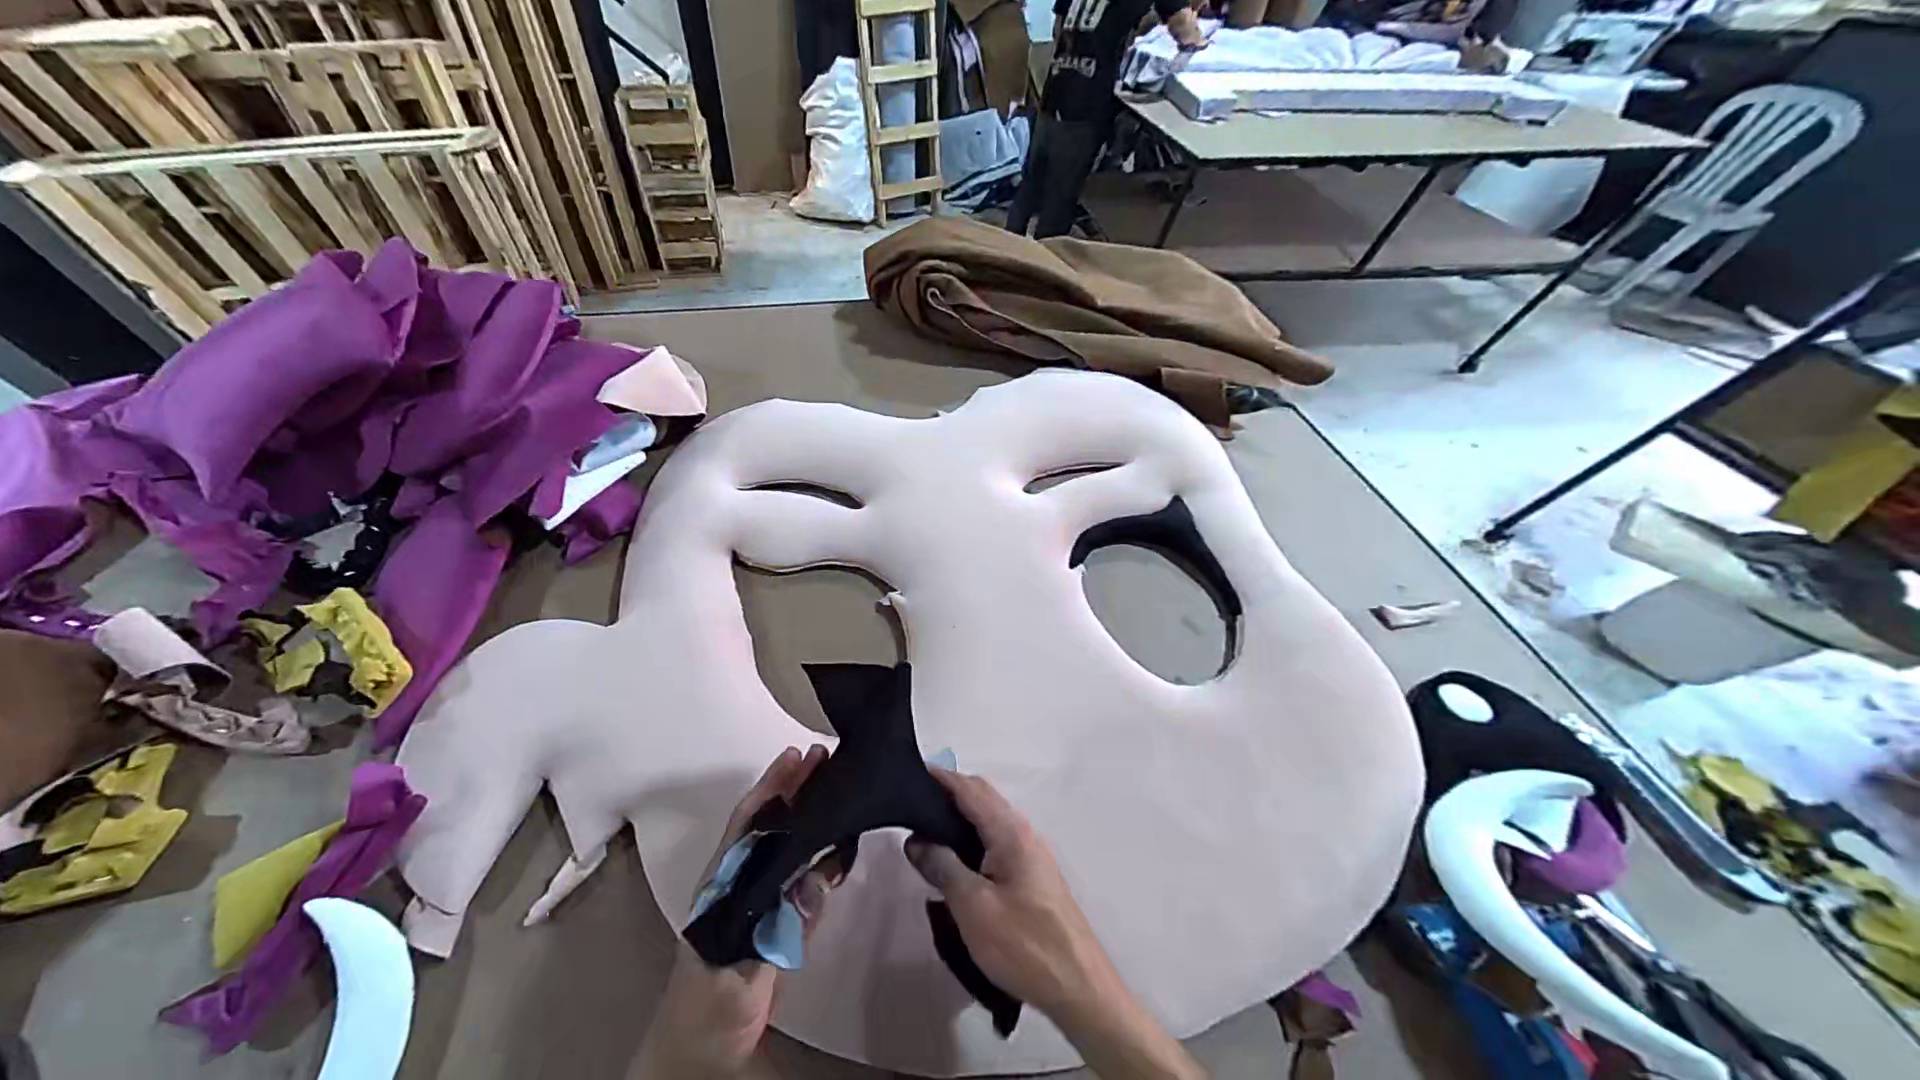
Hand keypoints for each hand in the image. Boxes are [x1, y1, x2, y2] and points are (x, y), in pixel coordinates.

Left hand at [631, 746, 836, 1078]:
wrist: (697, 1056)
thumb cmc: (707, 1015)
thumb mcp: (738, 976)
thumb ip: (773, 932)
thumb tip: (811, 885)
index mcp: (722, 886)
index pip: (748, 825)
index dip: (771, 788)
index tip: (796, 757)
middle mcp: (741, 883)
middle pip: (770, 825)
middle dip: (794, 788)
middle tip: (824, 755)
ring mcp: (761, 900)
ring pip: (789, 846)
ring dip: (811, 816)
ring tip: (838, 786)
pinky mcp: (778, 921)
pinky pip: (803, 881)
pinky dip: (822, 857)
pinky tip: (842, 843)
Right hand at [903, 768, 1115, 1018]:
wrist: (1078, 988)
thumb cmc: (1024, 944)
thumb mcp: (973, 907)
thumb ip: (942, 867)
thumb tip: (917, 839)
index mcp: (1011, 832)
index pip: (971, 789)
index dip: (942, 778)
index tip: (910, 772)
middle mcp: (1025, 834)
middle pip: (984, 799)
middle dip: (950, 792)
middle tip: (912, 801)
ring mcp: (1032, 855)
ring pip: (991, 821)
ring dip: (961, 816)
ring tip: (926, 828)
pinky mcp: (1033, 877)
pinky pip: (997, 841)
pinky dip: (973, 838)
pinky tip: (955, 859)